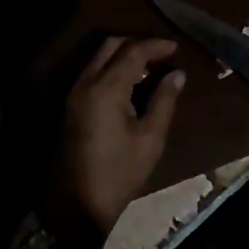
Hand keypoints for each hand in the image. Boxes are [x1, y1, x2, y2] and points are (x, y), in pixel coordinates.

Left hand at [47, 37, 186, 242]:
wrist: (78, 204)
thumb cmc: (119, 173)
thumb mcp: (150, 139)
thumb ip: (164, 101)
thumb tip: (177, 75)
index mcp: (106, 89)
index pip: (132, 52)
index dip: (155, 46)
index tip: (176, 48)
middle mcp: (85, 83)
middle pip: (110, 46)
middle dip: (137, 44)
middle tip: (162, 55)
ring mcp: (74, 94)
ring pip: (98, 58)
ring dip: (123, 55)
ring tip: (150, 69)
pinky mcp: (70, 105)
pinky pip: (92, 73)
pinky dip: (111, 68)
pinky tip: (130, 84)